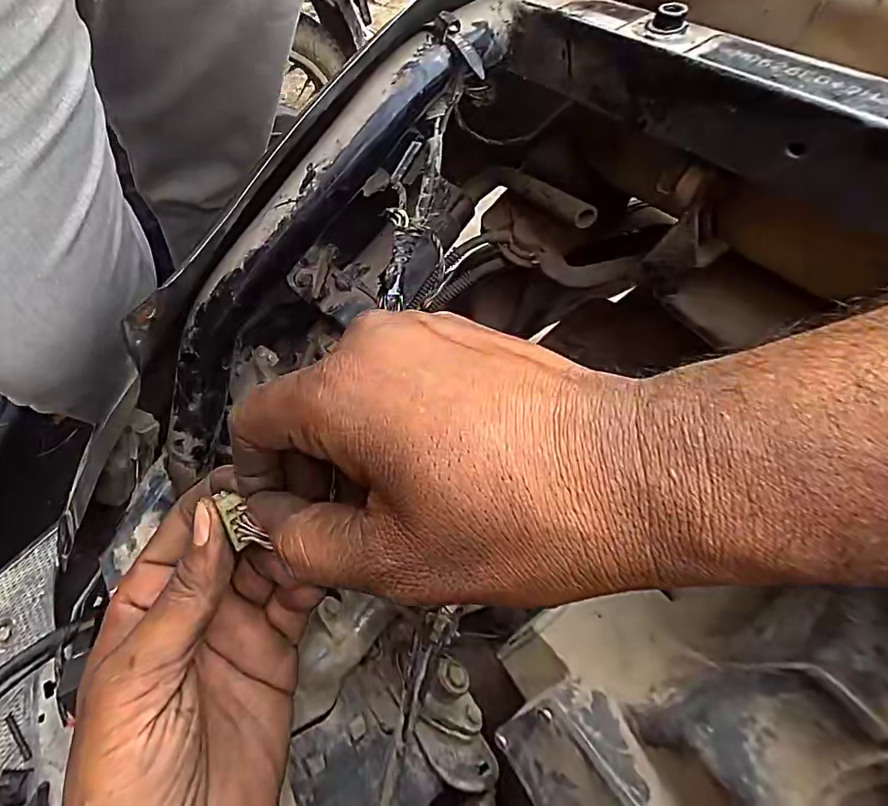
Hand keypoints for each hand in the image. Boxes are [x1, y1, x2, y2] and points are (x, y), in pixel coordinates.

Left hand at [65, 470, 324, 805]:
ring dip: (281, 543)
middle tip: (280, 496)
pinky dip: (305, 583)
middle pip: (227, 543)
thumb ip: (179, 598)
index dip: (209, 502)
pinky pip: (291, 610)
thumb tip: (205, 525)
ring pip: (263, 568)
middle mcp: (191, 611)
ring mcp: (232, 634)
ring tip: (300, 524)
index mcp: (145, 604)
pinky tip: (311, 564)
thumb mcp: (139, 672)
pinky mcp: (269, 662)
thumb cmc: (120, 777)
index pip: (181, 533)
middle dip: (253, 515)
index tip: (239, 479)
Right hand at [230, 310, 681, 607]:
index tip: (293, 517)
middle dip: (314, 466)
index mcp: (338, 388)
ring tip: (413, 490)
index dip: (258, 475)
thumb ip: (304, 546)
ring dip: (357, 441)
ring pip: (350, 389)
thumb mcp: (393, 561)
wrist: (635, 468)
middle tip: (361, 519)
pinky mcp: (453, 329)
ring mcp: (415, 326)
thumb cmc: (516, 520)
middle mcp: (367, 339)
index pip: (252, 419)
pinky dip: (396, 412)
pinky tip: (449, 454)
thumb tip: (274, 521)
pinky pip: (395, 371)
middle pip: (303, 406)